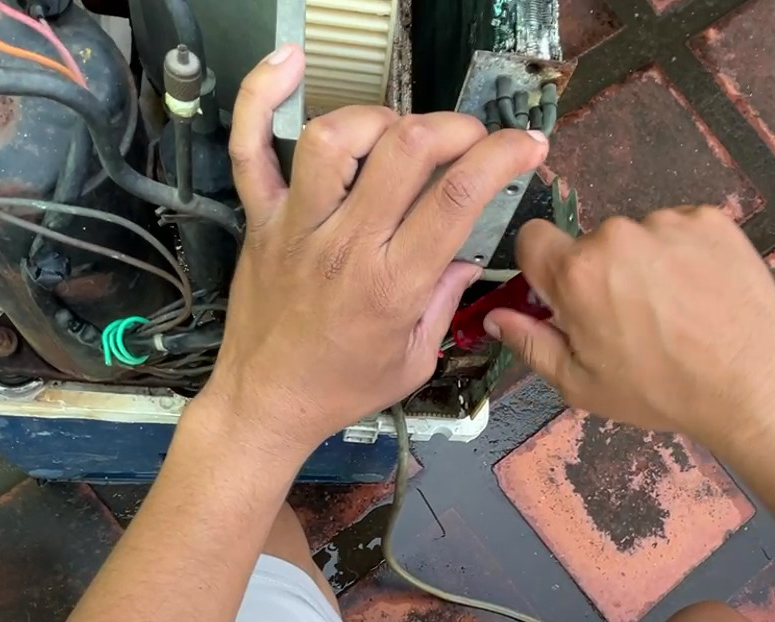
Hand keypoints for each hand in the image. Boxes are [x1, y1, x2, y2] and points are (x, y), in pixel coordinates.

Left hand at [196, 46, 549, 460]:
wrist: (267, 403)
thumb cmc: (342, 390)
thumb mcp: (413, 361)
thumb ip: (443, 304)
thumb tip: (464, 257)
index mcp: (393, 286)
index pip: (459, 198)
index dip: (504, 157)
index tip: (525, 145)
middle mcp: (347, 246)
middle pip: (407, 151)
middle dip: (455, 128)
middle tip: (469, 141)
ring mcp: (298, 228)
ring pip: (335, 137)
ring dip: (380, 118)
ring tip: (397, 135)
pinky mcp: (261, 222)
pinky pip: (249, 147)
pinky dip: (259, 97)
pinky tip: (290, 64)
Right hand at [488, 207, 774, 452]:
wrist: (749, 381)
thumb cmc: (656, 390)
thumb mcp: (579, 384)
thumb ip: (530, 344)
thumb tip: (496, 316)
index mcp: (576, 274)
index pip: (532, 239)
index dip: (540, 268)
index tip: (560, 296)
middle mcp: (616, 235)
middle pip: (588, 246)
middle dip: (597, 276)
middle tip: (627, 322)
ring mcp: (667, 222)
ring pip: (634, 239)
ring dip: (640, 266)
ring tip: (671, 312)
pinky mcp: (709, 219)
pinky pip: (676, 231)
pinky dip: (679, 256)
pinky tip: (697, 296)